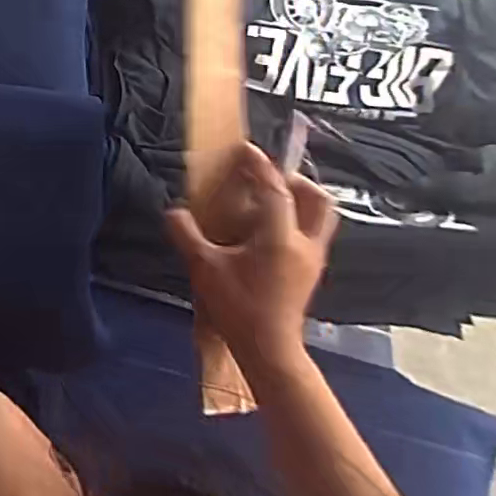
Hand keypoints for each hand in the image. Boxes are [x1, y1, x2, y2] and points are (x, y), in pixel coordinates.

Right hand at [166, 142, 337, 368]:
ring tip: (268, 196)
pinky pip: (310, 232)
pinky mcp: (310, 271)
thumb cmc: (236, 304)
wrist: (268, 347)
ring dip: (298, 198)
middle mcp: (304, 244)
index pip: (276, 190)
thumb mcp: (201, 265)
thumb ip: (186, 233)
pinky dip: (294, 218)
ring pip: (320, 217)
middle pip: (317, 199)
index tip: (246, 148)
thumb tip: (174, 211)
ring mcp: (312, 259)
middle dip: (294, 179)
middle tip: (267, 175)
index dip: (260, 166)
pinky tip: (266, 226)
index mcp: (279, 238)